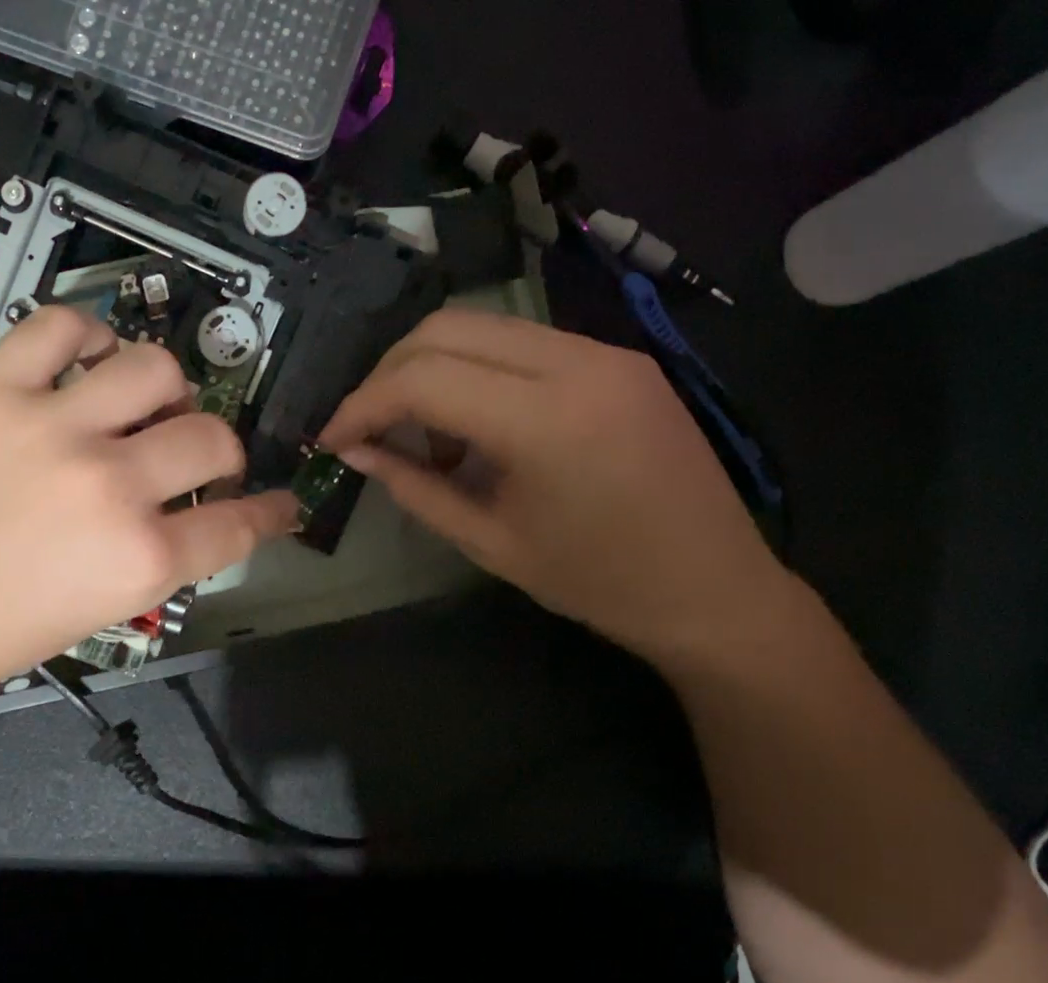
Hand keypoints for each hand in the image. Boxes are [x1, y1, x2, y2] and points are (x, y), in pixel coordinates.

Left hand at [0, 306, 296, 714]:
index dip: (270, 513)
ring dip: (167, 388)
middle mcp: (111, 485)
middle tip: (199, 459)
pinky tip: (87, 358)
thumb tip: (180, 516)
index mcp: (139, 561)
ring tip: (147, 402)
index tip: (282, 505)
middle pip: (210, 438)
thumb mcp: (89, 615)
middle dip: (222, 453)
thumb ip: (146, 560)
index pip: (238, 525)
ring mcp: (51, 428)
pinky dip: (86, 336)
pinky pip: (58, 328)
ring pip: (153, 369)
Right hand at [318, 309, 791, 664]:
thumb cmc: (598, 583)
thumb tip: (355, 452)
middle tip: (366, 429)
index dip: (361, 405)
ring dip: (432, 370)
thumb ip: (414, 488)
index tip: (331, 441)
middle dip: (388, 375)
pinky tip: (476, 426)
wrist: (716, 590)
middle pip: (445, 329)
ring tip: (424, 437)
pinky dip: (477, 372)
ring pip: (482, 327)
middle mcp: (577, 364)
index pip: (422, 379)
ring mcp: (605, 353)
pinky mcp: (620, 359)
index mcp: (546, 421)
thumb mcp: (490, 543)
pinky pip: (523, 344)